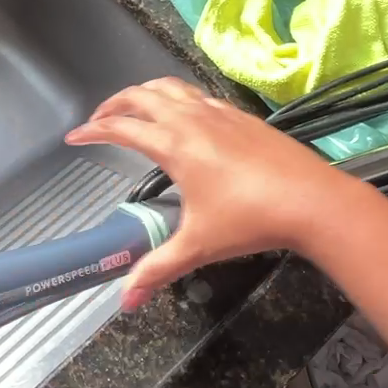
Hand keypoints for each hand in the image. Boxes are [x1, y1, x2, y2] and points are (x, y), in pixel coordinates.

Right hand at [67, 78, 370, 309]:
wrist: (314, 200)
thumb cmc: (250, 220)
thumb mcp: (199, 246)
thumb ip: (158, 269)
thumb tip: (125, 301)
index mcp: (174, 144)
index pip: (120, 128)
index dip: (92, 130)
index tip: (74, 136)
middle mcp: (190, 118)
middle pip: (140, 95)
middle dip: (113, 104)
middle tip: (99, 120)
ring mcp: (216, 111)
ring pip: (168, 86)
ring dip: (143, 92)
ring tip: (134, 108)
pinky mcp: (239, 114)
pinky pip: (195, 93)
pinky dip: (175, 97)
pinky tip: (183, 115)